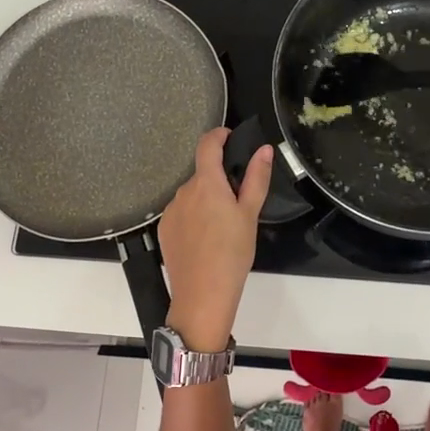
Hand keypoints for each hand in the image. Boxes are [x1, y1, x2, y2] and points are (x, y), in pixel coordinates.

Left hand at [157, 128, 272, 350]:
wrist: (202, 295)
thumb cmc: (232, 254)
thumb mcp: (250, 215)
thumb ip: (256, 178)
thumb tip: (264, 149)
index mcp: (206, 184)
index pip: (207, 145)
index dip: (218, 135)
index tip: (229, 137)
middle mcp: (184, 192)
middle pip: (202, 174)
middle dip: (219, 179)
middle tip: (238, 201)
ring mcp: (171, 211)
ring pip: (192, 194)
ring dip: (206, 199)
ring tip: (223, 226)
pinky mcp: (165, 229)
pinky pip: (182, 212)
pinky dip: (194, 216)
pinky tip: (206, 238)